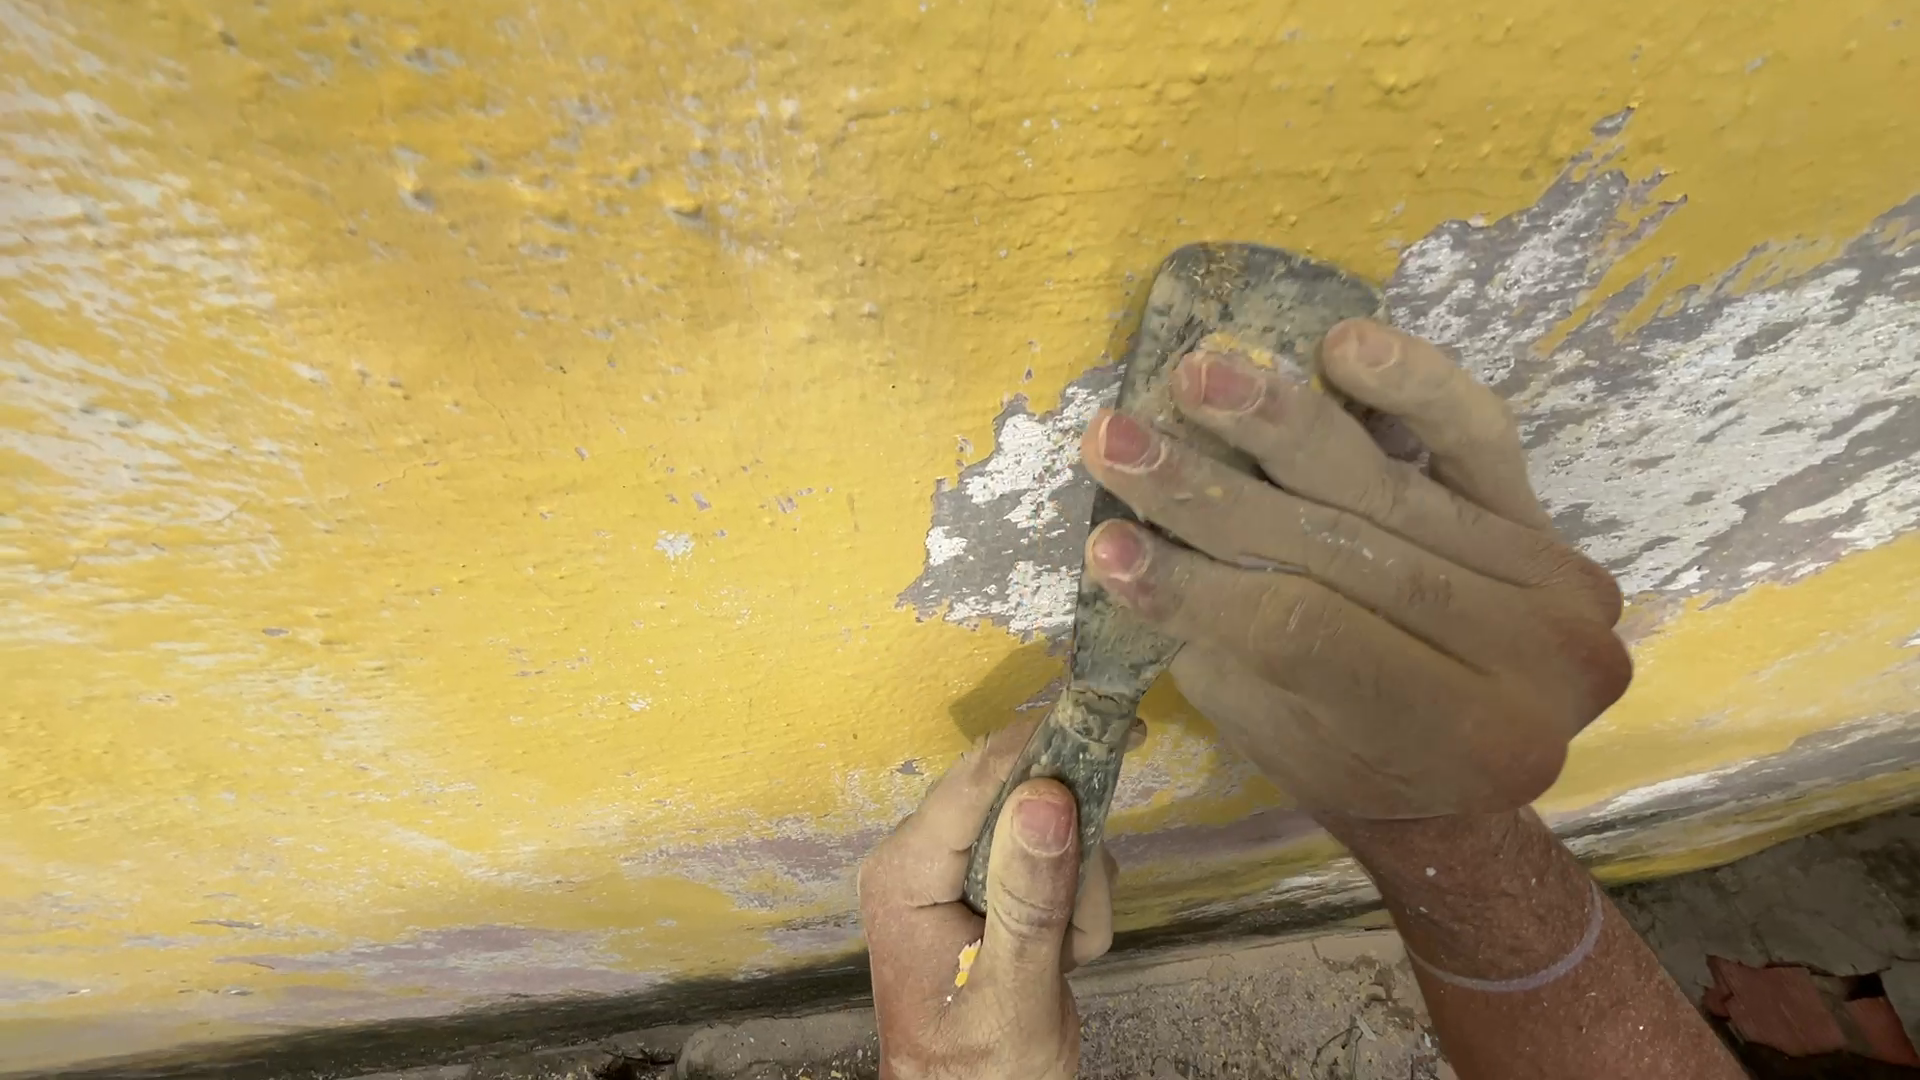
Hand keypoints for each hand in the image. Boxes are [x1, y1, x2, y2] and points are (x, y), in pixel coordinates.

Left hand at [858, 719, 1118, 1078]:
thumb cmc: (982, 1072)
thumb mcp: (1014, 998)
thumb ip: (1029, 900)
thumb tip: (1047, 794)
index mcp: (905, 870)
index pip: (976, 779)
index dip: (1043, 746)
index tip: (1114, 728)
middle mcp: (918, 850)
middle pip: (1012, 794)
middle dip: (1067, 853)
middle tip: (1082, 919)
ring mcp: (948, 861)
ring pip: (1041, 823)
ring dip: (1074, 886)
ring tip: (1066, 957)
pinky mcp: (979, 874)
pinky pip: (1046, 851)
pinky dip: (1072, 898)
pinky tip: (1061, 955)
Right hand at [1078, 319, 1629, 818]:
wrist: (1462, 770)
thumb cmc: (1343, 762)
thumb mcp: (1268, 727)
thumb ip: (1218, 636)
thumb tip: (1138, 542)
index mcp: (1449, 737)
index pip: (1296, 632)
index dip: (1192, 586)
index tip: (1102, 546)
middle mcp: (1523, 657)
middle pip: (1332, 546)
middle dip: (1206, 491)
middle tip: (1116, 441)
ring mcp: (1547, 579)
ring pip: (1382, 483)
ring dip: (1273, 421)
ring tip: (1194, 376)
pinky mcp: (1541, 517)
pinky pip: (1478, 431)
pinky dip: (1412, 382)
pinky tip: (1342, 346)